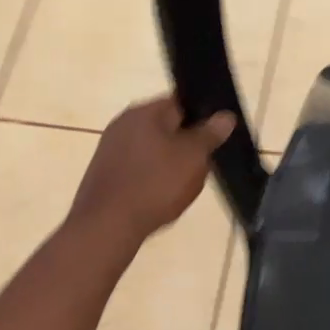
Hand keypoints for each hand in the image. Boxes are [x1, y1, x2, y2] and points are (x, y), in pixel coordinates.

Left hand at [67, 96, 235, 242]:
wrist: (107, 226)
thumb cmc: (155, 184)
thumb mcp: (193, 157)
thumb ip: (210, 134)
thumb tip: (225, 116)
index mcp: (144, 112)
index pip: (182, 103)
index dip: (203, 119)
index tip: (216, 138)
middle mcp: (123, 123)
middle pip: (166, 127)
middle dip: (186, 144)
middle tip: (203, 164)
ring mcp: (109, 149)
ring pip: (153, 149)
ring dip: (170, 163)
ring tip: (183, 184)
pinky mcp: (104, 173)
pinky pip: (138, 168)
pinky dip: (152, 178)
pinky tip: (161, 196)